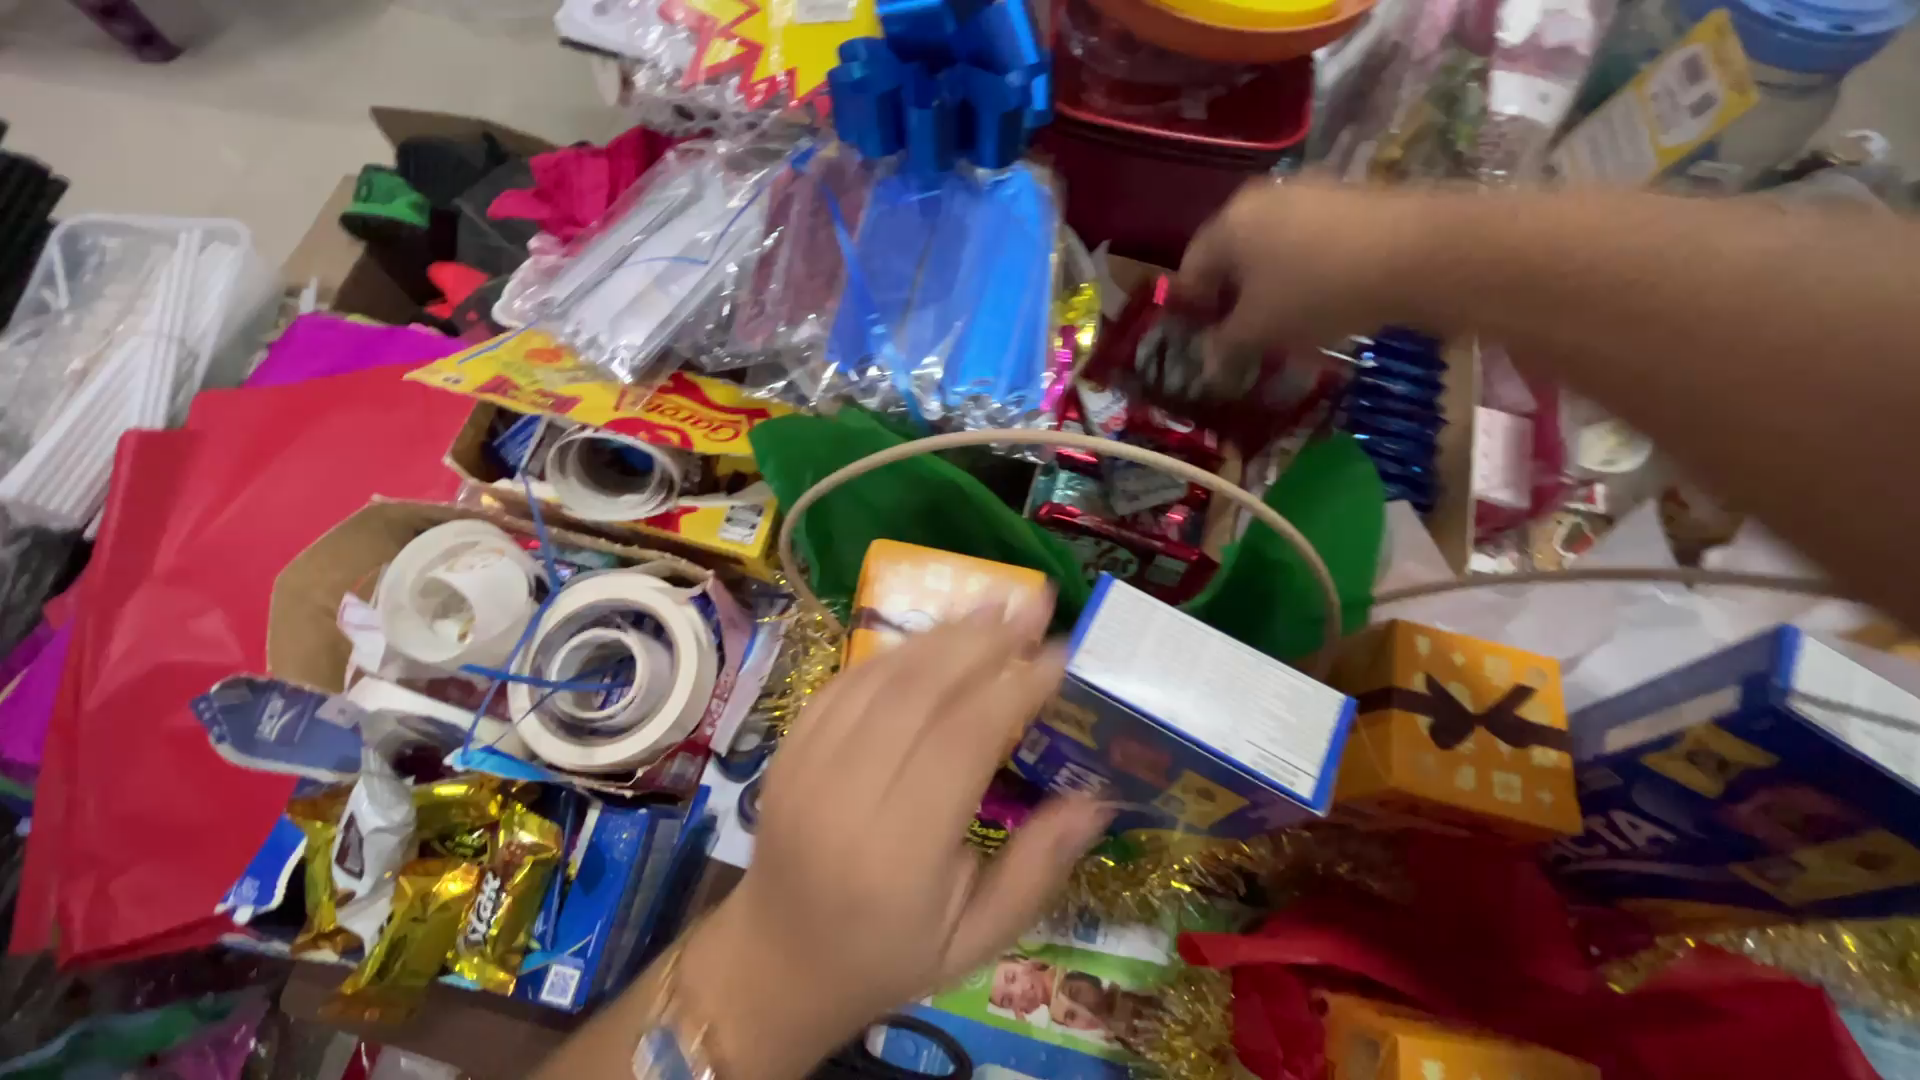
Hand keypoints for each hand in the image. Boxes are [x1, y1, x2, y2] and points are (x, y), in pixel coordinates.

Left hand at [679, 599, 1112, 1079]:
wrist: (777, 962)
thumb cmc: (889, 956)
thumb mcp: (978, 938)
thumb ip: (1038, 867)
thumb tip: (1100, 796)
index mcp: (897, 851)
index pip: (962, 740)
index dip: (1014, 687)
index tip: (1060, 653)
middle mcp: (845, 796)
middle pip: (920, 691)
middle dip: (985, 639)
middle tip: (1036, 604)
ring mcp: (806, 764)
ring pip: (882, 675)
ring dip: (944, 633)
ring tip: (997, 605)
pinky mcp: (788, 748)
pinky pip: (847, 681)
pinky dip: (897, 651)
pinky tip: (937, 636)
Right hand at [1175, 179, 1440, 360]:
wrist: (1415, 253)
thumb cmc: (1314, 292)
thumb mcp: (1259, 330)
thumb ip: (1224, 344)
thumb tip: (1207, 358)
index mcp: (1226, 225)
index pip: (1189, 269)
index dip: (1188, 308)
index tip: (1197, 338)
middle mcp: (1258, 200)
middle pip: (1230, 254)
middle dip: (1228, 294)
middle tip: (1236, 332)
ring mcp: (1306, 194)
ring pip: (1269, 247)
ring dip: (1266, 283)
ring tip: (1280, 322)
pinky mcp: (1345, 201)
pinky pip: (1305, 242)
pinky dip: (1300, 271)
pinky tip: (1319, 300)